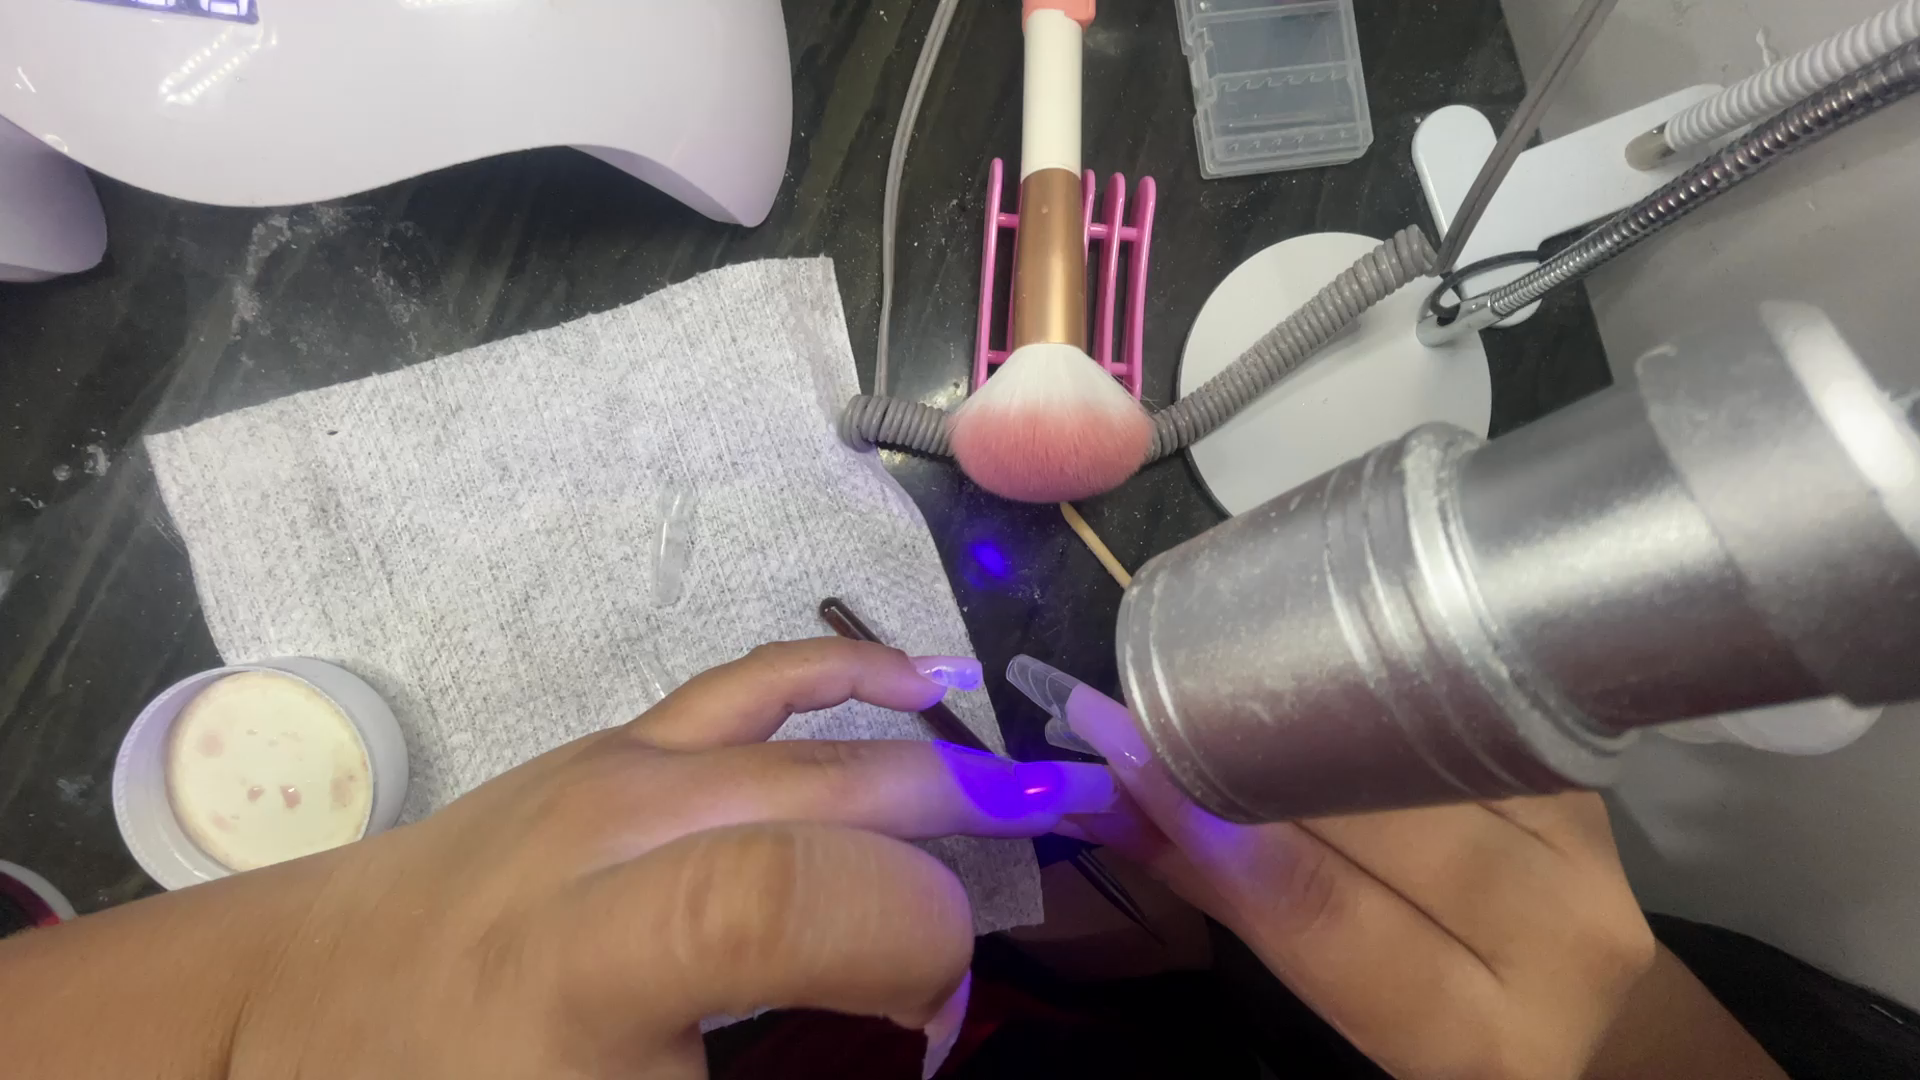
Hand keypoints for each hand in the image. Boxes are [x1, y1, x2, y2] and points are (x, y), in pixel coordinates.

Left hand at [0, 640, 1115, 1078]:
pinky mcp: (627, 734)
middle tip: (990, 927)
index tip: (929, 1017)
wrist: (278, 1017)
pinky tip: (921, 680)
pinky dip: (851, 672)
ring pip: (817, 733)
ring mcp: (625, 758)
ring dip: (931, 768)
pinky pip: (762, 680)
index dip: (904, 942)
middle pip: (834, 802)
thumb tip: (893, 1049)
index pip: (788, 895)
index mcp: (590, 954)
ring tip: (1015, 799)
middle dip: (941, 867)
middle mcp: (618, 825)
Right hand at [1056, 683, 1655, 1079]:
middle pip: (1369, 805)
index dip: (1206, 820)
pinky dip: (1358, 673)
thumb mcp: (1311, 975)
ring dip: (1299, 695)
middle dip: (1246, 739)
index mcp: (1478, 1033)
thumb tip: (1091, 797)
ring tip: (1215, 663)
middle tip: (1154, 684)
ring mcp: (1587, 839)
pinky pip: (1443, 697)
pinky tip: (1300, 652)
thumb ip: (1204, 878)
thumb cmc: (1409, 989)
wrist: (1547, 965)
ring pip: (1404, 738)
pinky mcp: (1568, 767)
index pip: (1317, 904)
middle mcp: (1560, 936)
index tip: (1115, 738)